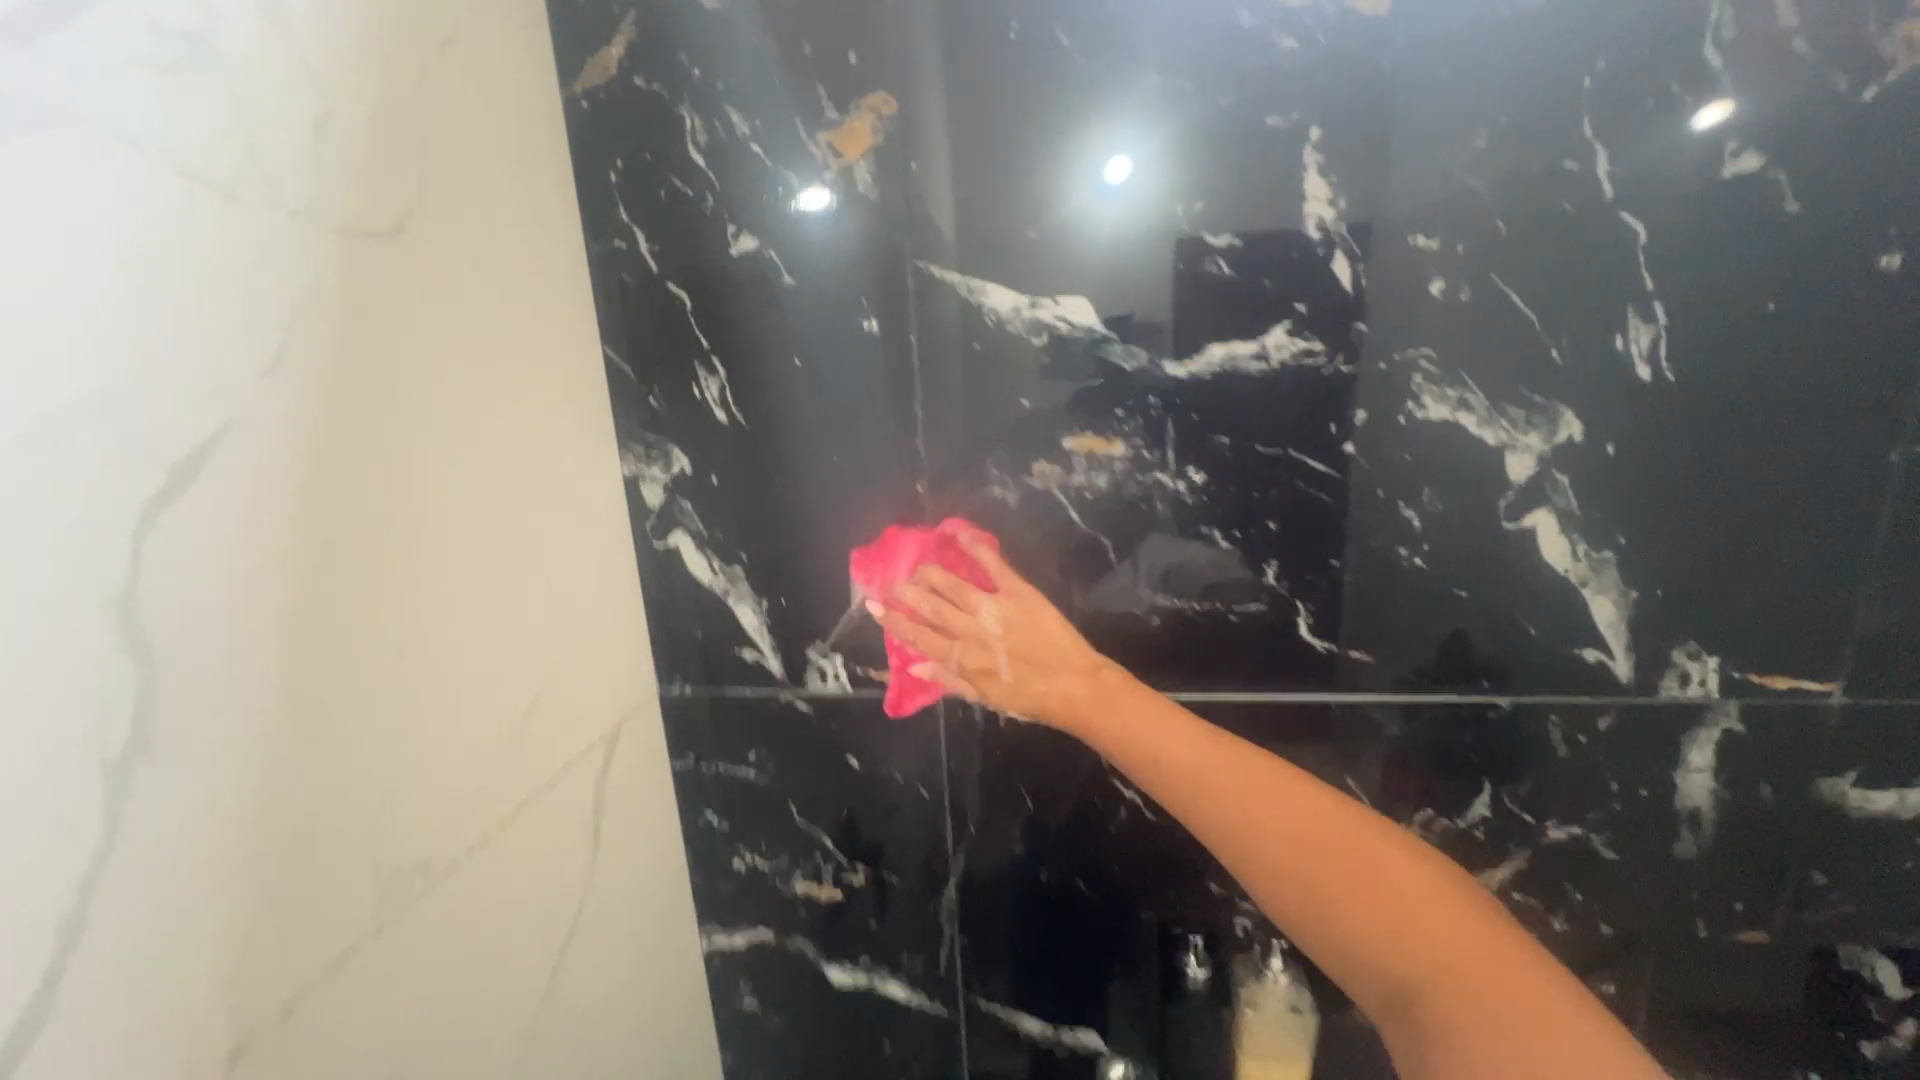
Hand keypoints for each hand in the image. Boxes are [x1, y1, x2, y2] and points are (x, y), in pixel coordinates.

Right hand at [867, 534, 1124, 729]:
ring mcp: (994, 608)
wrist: (1075, 686)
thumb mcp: (986, 698)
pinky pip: (994, 565)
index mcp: (962, 659)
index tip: (874, 607)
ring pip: (953, 585)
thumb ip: (949, 680)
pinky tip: (959, 534)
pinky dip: (976, 547)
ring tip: (919, 566)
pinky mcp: (1018, 592)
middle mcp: (971, 631)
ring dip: (932, 574)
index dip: (894, 621)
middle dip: (909, 594)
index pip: (919, 637)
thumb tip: (915, 666)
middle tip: (894, 582)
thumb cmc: (1030, 698)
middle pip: (931, 607)